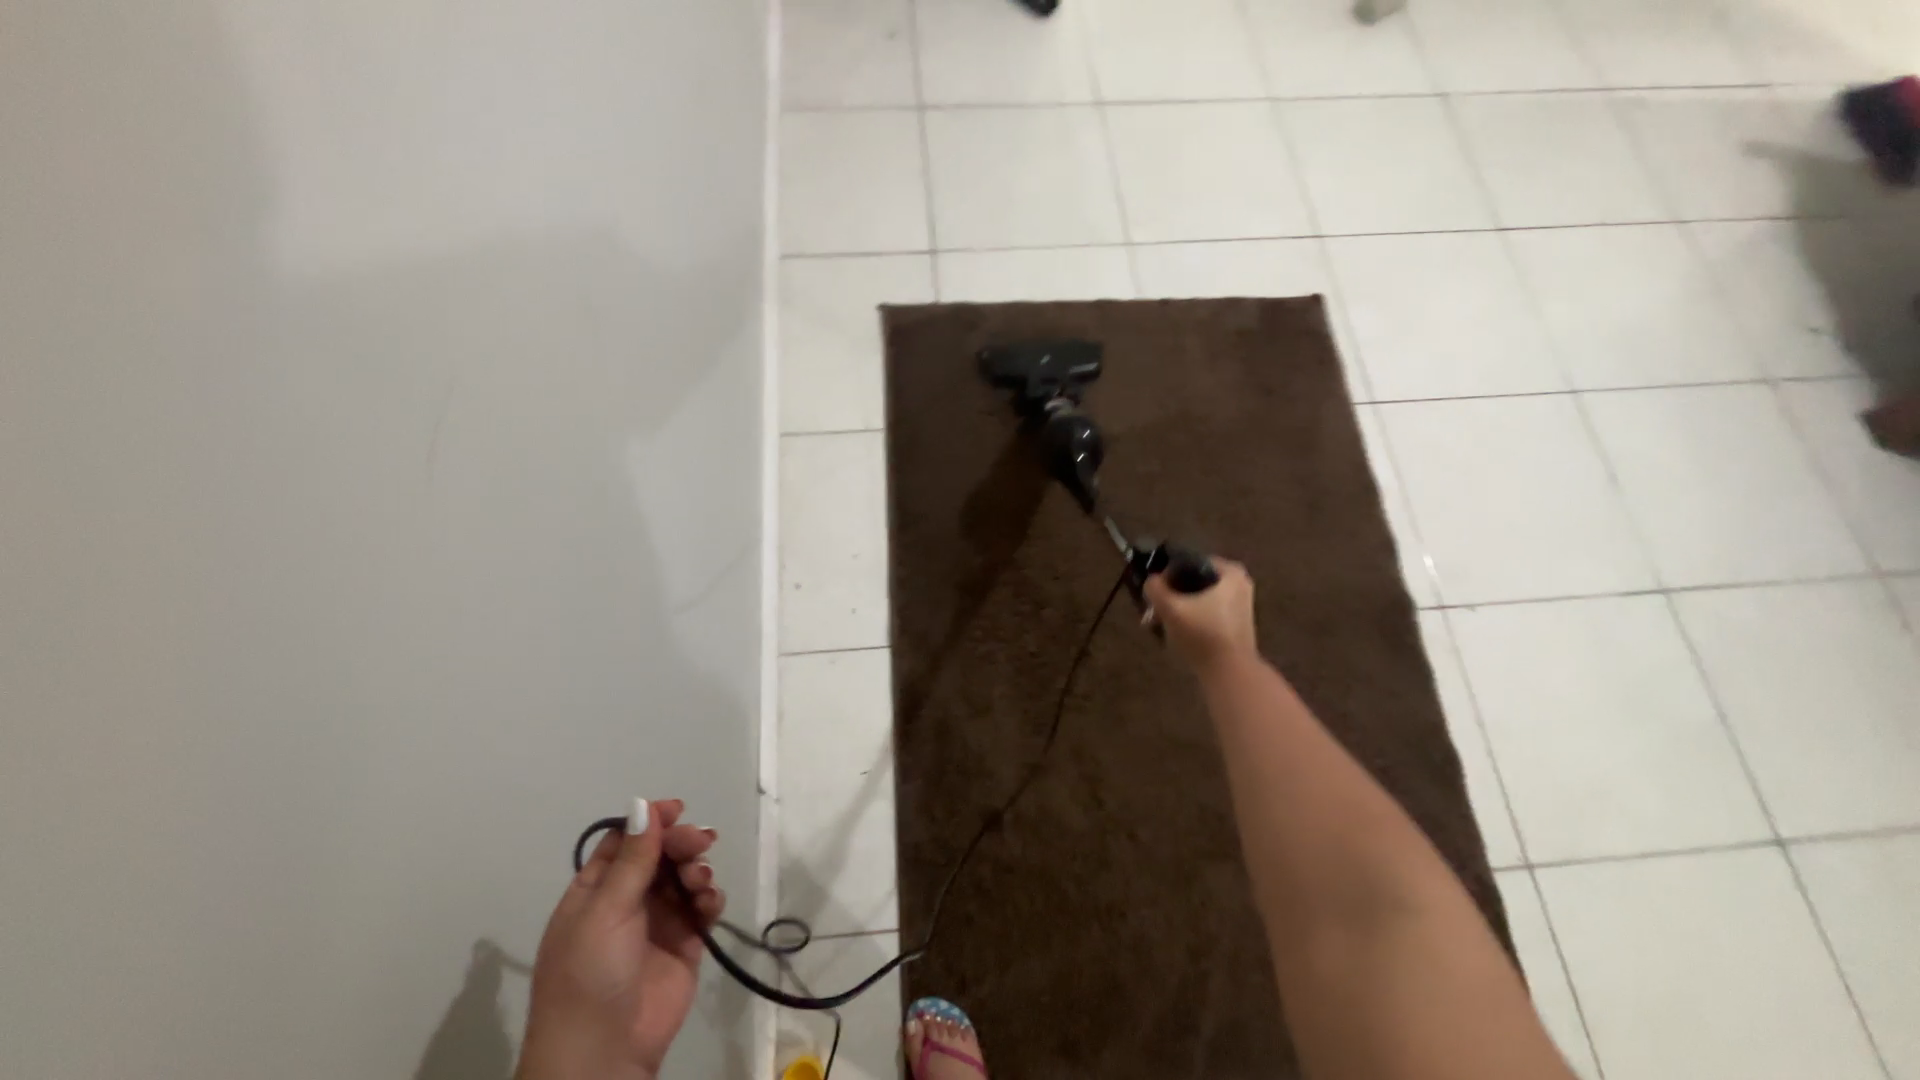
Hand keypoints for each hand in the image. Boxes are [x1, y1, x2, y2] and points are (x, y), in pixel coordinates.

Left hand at [517, 799, 725, 1079]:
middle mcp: (626, 902)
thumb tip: (643, 804)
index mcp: (595, 891)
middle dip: (681, 843)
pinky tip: (709, 902)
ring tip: (699, 881)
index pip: (625, 842)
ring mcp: (657, 923)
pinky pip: (702, 909)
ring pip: (683, 878)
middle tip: (701, 841)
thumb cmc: (590, 973)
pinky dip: (709, 899)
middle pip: (660, 855)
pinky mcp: (685, 945)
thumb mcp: (605, 909)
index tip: (678, 809)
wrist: (603, 1051)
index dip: (650, 822)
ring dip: (695, 869)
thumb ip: (633, 858)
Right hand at [1143, 556, 1257, 674]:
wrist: (1230, 672)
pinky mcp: (1236, 625)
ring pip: (1199, 600)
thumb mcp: (1171, 608)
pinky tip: (1175, 634)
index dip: (1167, 576)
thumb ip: (1155, 588)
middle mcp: (1239, 584)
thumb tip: (1151, 582)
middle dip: (1171, 596)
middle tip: (1153, 612)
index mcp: (1230, 572)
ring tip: (1158, 625)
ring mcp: (1240, 605)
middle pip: (1194, 582)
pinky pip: (1207, 613)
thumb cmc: (1202, 634)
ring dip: (1178, 609)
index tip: (1154, 594)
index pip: (1189, 562)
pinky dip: (1191, 619)